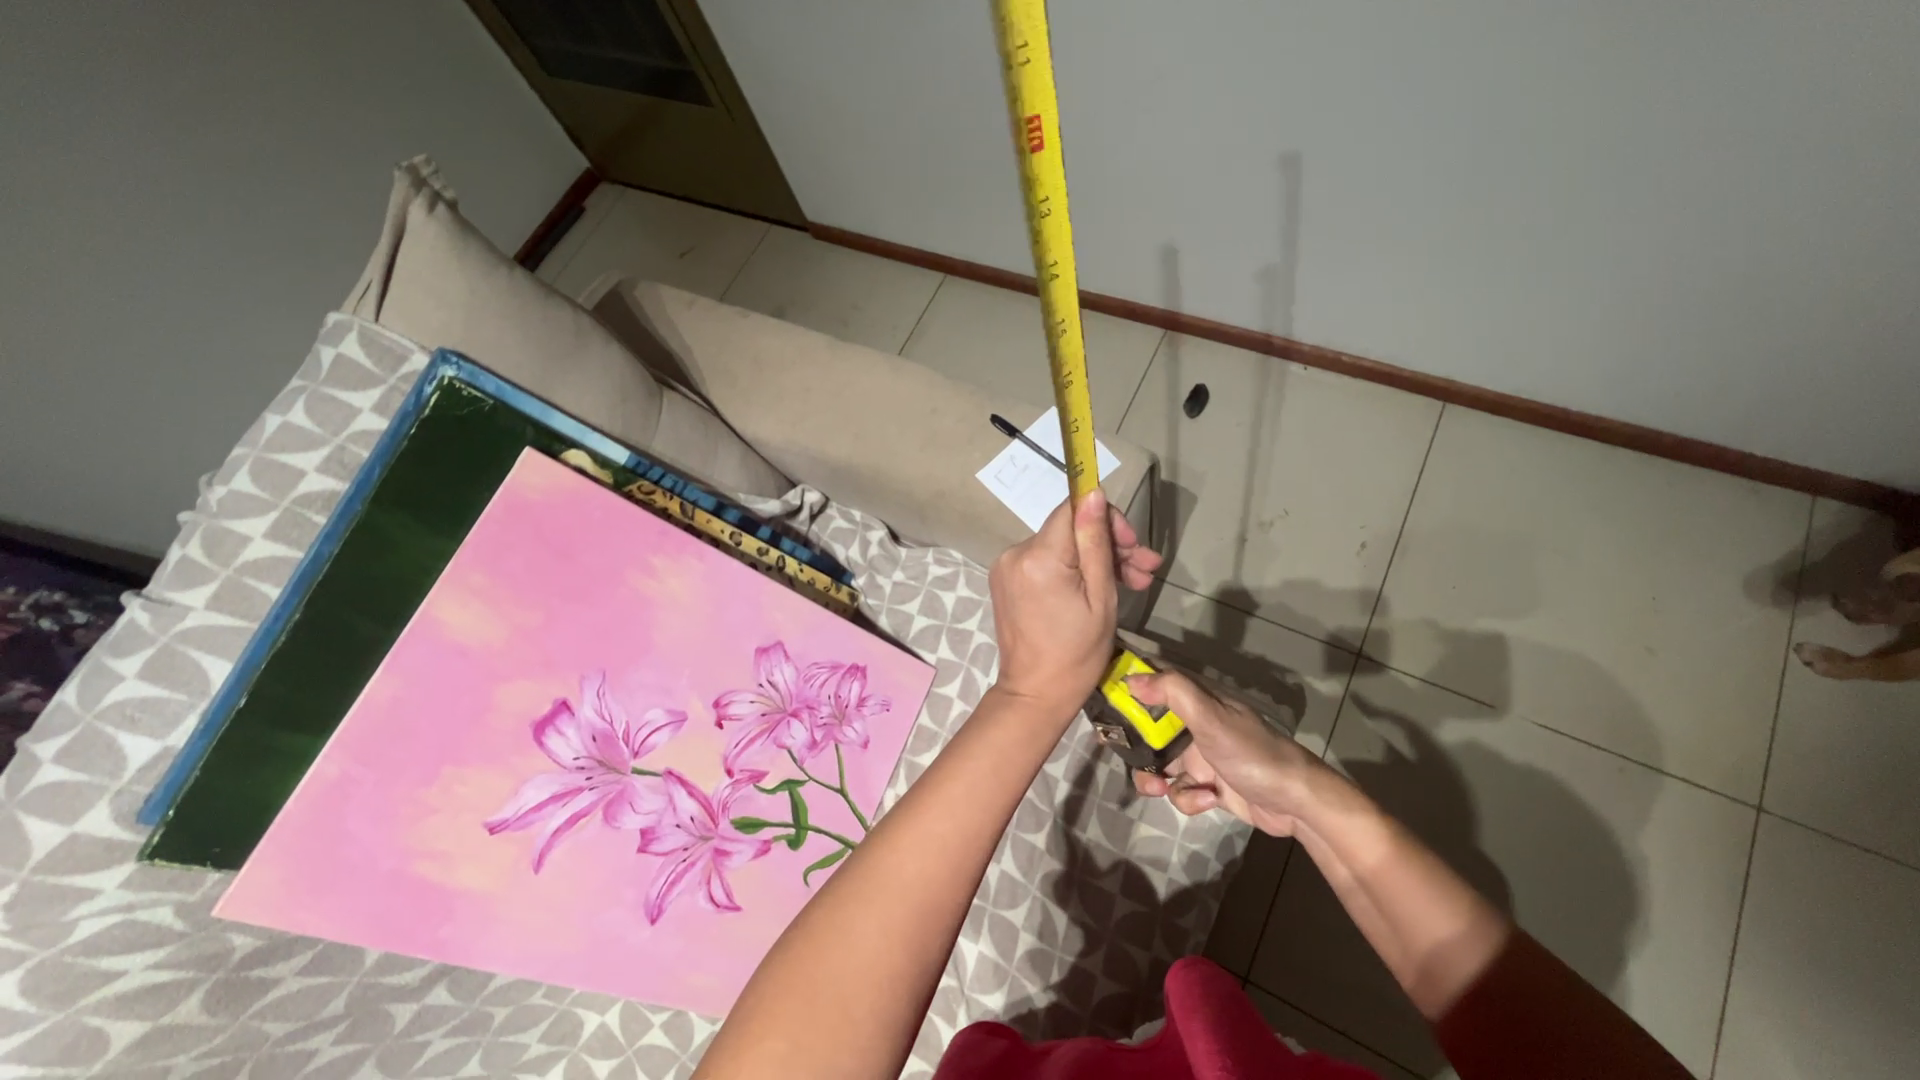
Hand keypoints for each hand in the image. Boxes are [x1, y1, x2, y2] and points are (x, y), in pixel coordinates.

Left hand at [989, 491, 1161, 719]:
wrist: (1036, 694)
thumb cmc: (1077, 654)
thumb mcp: (1101, 598)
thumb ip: (1096, 542)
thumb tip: (1094, 493)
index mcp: (1039, 557)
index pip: (1073, 509)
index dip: (1106, 518)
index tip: (1133, 543)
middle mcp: (1015, 553)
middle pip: (1068, 529)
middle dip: (1110, 544)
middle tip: (1146, 570)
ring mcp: (1006, 567)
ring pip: (1060, 546)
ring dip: (1096, 559)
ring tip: (1136, 582)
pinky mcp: (1006, 580)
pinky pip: (1045, 562)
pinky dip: (1073, 570)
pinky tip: (1102, 587)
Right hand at [1128, 671, 1334, 837]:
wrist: (1296, 803)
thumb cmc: (1253, 753)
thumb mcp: (1212, 718)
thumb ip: (1173, 694)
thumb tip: (1131, 677)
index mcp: (1198, 702)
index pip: (1156, 685)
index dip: (1128, 689)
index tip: (1101, 702)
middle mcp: (1196, 725)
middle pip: (1149, 729)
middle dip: (1133, 745)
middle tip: (1117, 753)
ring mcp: (1201, 758)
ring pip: (1158, 765)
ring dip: (1154, 778)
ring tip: (1159, 787)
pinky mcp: (1207, 787)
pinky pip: (1179, 791)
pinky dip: (1187, 798)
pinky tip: (1206, 801)